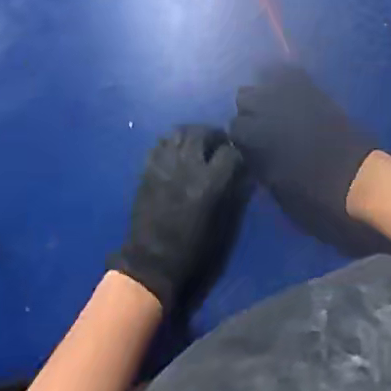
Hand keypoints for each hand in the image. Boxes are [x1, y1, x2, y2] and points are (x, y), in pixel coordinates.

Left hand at [107, 126, 242, 311]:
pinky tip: (177, 152)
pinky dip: (172, 142)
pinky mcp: (147, 167)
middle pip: (201, 132)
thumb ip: (234, 195)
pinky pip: (161, 143)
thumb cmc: (194, 250)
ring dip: (192, 134)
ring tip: (198, 144)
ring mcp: (164, 163)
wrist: (152, 259)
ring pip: (179, 132)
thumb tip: (243, 174)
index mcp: (209, 183)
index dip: (237, 153)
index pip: (229, 152)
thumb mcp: (224, 227)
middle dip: (214, 135)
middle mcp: (187, 166)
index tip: (240, 158)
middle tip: (219, 143)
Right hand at [230, 64, 376, 232]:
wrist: (365, 185)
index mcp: (257, 135)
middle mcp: (268, 109)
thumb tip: (250, 153)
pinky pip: (290, 72)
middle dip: (249, 112)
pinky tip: (286, 88)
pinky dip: (284, 77)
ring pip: (261, 82)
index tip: (250, 148)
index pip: (234, 126)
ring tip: (273, 109)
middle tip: (262, 128)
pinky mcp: (314, 92)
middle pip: (244, 98)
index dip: (242, 138)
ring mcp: (292, 97)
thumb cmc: (319, 198)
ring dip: (263, 95)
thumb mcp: (279, 190)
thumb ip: (259, 165)